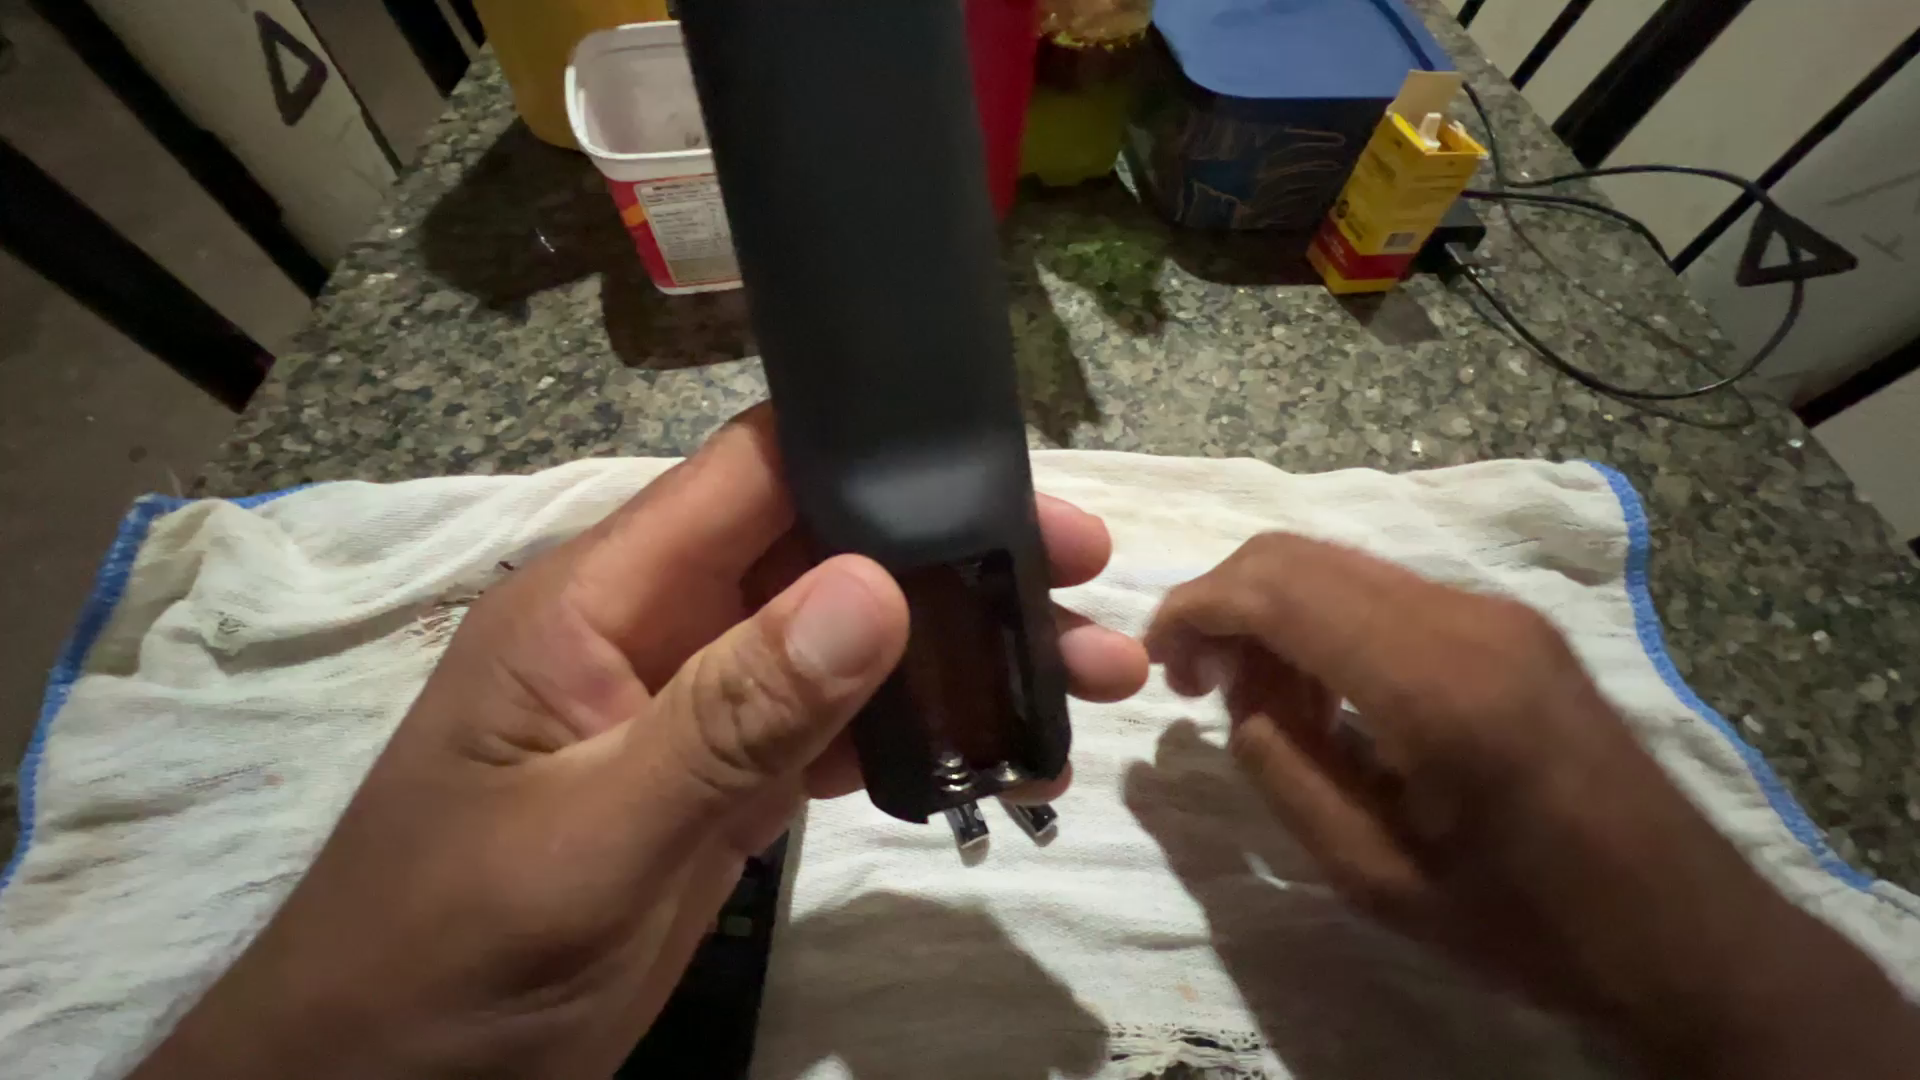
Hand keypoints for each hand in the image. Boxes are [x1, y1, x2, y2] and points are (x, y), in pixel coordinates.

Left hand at [134, 408, 1147, 1078]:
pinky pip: (841, 723)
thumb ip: (731, 715)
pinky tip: (1008, 751)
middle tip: (1081, 568)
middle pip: (830, 552)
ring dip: (964, 653)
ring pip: (852, 640)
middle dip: (959, 559)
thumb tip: (873, 590)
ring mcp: (704, 695)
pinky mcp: (731, 764)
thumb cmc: (451, 964)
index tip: (995, 471)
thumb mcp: (593, 841)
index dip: (871, 453)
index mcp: (607, 596)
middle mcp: (667, 622)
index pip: (754, 474)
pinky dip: (923, 732)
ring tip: (1084, 672)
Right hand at [1145, 533, 1917, 1079]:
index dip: (1194, 608)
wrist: (1688, 937)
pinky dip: (1315, 622)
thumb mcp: (1367, 872)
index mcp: (1435, 687)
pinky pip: (1372, 591)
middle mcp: (1464, 619)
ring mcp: (1491, 610)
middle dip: (1220, 603)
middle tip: (1196, 681)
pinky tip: (1320, 689)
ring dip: (1267, 612)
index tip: (1157, 659)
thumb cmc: (1520, 923)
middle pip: (1294, 556)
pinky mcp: (1502, 620)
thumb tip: (1238, 690)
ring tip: (1255, 693)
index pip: (1277, 591)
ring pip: (1329, 564)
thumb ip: (1278, 766)